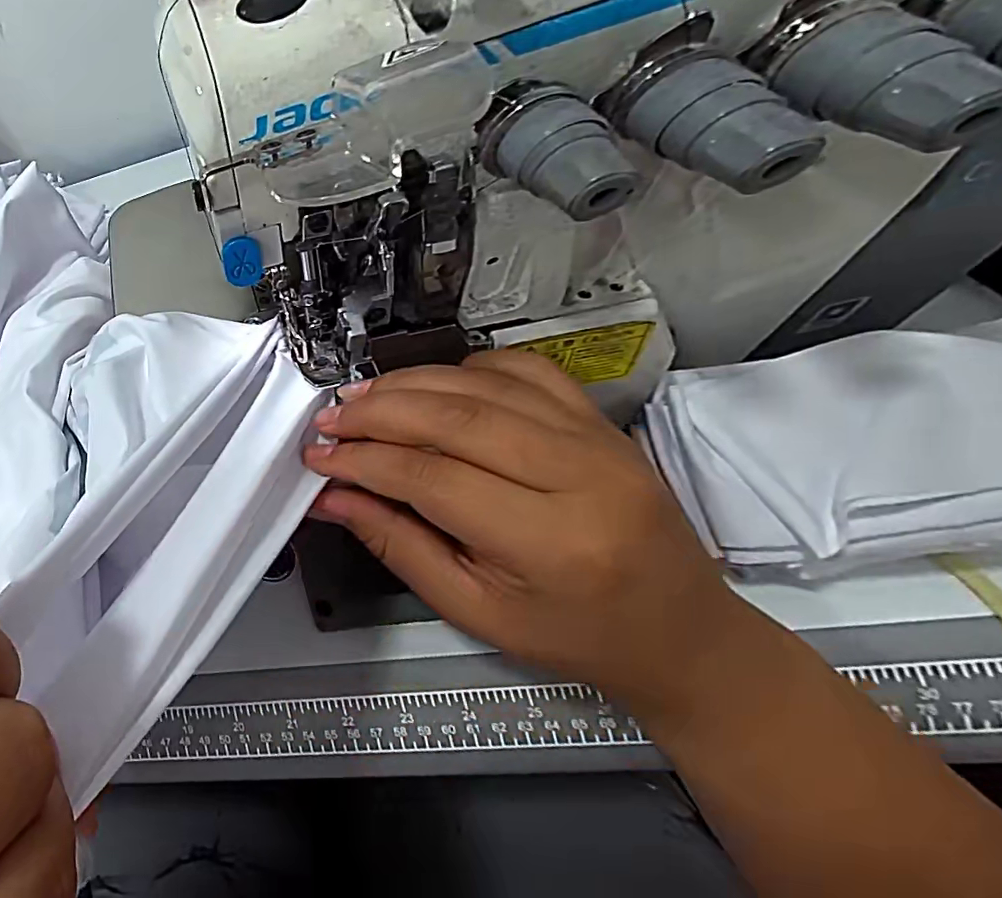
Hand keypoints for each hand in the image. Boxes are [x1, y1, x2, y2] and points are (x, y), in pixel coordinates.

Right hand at [301, 349, 756, 719]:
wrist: (681, 633)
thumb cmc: (577, 635)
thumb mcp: (472, 608)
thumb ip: (396, 544)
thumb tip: (334, 497)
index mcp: (553, 542)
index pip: (432, 478)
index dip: (363, 461)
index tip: (320, 458)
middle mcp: (585, 477)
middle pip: (456, 418)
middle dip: (377, 413)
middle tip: (330, 420)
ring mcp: (599, 439)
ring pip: (484, 384)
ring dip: (410, 384)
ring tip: (362, 398)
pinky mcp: (600, 420)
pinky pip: (523, 369)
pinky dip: (466, 368)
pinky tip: (432, 386)